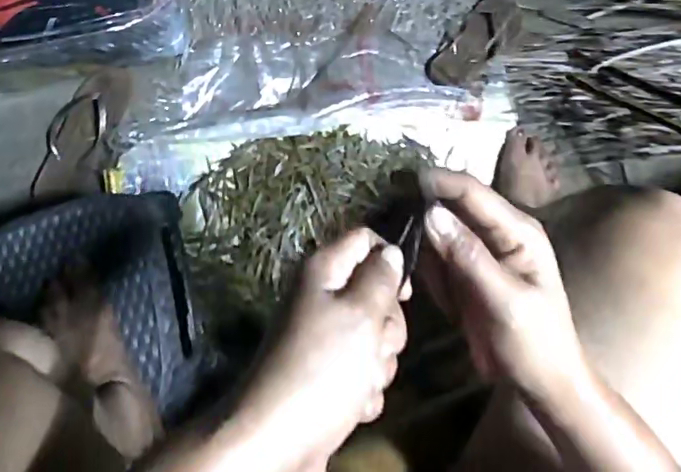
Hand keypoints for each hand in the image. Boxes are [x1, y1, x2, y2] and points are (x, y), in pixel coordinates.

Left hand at [229, 229, 408, 470]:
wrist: (277, 441)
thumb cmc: (321, 369)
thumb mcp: (360, 315)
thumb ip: (381, 279)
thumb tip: (392, 251)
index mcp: (324, 270)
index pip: (364, 239)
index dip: (389, 259)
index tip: (403, 293)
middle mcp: (323, 297)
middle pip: (375, 293)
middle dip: (387, 325)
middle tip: (374, 345)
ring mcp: (323, 338)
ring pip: (374, 337)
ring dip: (377, 364)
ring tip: (359, 382)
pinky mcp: (327, 376)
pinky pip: (362, 372)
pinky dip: (364, 390)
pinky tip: (353, 406)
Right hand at [419, 169, 590, 403]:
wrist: (546, 390)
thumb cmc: (537, 346)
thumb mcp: (505, 302)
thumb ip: (468, 256)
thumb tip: (431, 212)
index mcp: (518, 230)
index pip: (471, 191)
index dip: (437, 182)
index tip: (401, 182)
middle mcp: (499, 231)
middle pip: (451, 205)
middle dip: (426, 218)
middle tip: (398, 232)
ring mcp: (482, 250)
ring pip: (439, 231)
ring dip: (428, 253)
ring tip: (441, 291)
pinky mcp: (468, 269)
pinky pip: (438, 257)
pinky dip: (432, 273)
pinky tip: (447, 303)